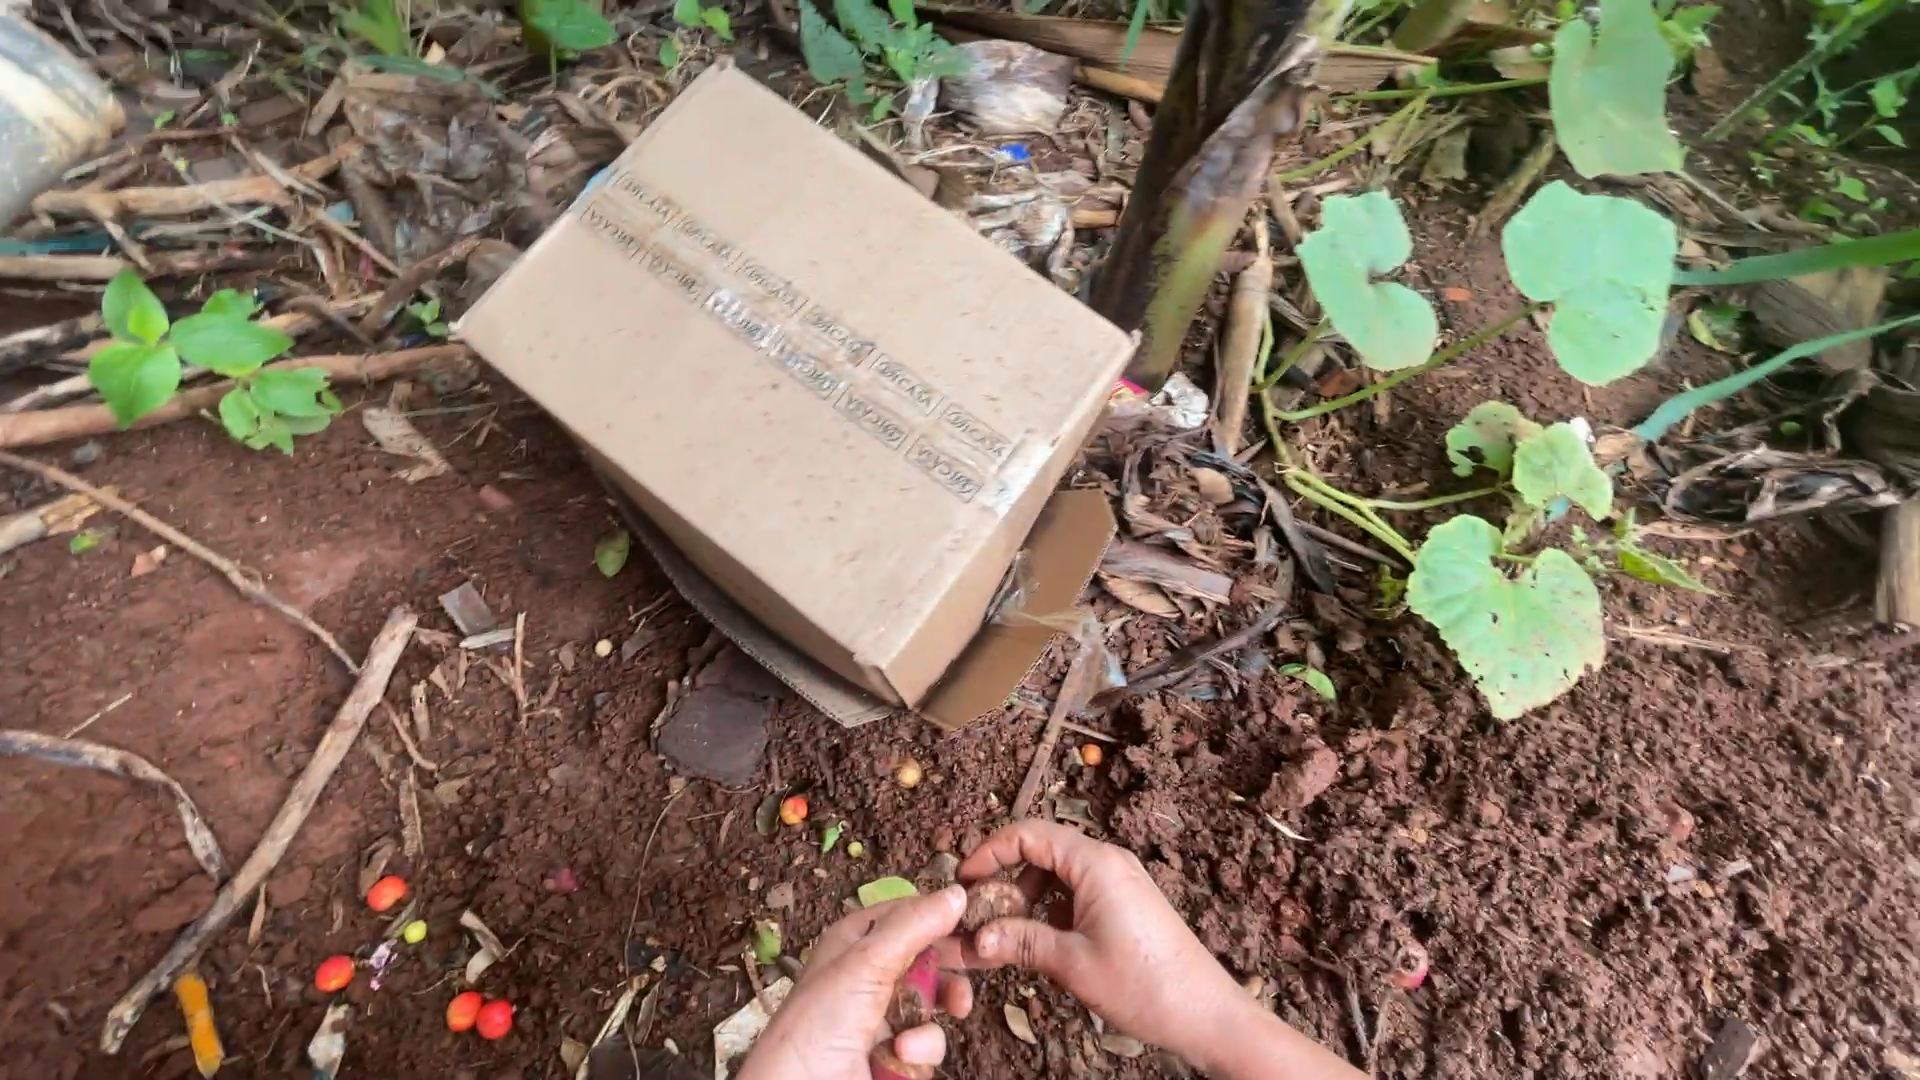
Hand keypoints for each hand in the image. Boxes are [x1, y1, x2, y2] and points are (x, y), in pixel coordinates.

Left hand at [735, 885, 974, 1079]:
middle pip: (928, 954)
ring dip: (934, 1012)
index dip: (943, 913)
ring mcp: (883, 1015)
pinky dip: (919, 1049)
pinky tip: (899, 1055)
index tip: (980, 914)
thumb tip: (958, 892)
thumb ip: (914, 926)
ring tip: (950, 1014)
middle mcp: (871, 971)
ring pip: (933, 1000)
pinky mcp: (893, 1054)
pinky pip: (926, 1041)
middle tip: (985, 958)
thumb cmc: (822, 1022)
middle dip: (953, 962)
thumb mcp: (867, 963)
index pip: (911, 912)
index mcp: (858, 938)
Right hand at [954, 821, 1252, 1066]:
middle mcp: (1107, 859)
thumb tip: (975, 938)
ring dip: (1028, 896)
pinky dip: (1053, 907)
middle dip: (1006, 878)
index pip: (1028, 834)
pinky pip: (1077, 889)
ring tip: (1008, 933)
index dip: (990, 852)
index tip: (964, 880)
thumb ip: (1021, 942)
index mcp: (1094, 862)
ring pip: (1058, 872)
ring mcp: (1119, 878)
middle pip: (1041, 850)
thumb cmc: (1145, 987)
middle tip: (980, 912)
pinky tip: (1043, 940)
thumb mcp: (1073, 965)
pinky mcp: (1126, 898)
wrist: (1209, 1014)